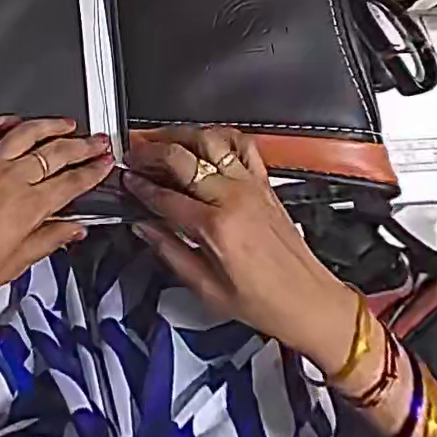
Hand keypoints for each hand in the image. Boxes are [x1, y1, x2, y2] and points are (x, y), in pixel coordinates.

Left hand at [0, 116, 112, 374]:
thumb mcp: (13, 265)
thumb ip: (48, 240)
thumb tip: (71, 230)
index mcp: (26, 207)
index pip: (72, 181)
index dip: (93, 170)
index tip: (104, 164)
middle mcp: (7, 179)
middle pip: (56, 152)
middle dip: (83, 144)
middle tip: (97, 141)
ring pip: (26, 132)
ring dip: (51, 125)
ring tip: (66, 123)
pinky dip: (1, 120)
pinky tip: (12, 120)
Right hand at [124, 126, 359, 376]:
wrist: (309, 301)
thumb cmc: (266, 302)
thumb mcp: (207, 289)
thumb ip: (170, 252)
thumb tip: (145, 228)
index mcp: (216, 228)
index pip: (164, 196)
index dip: (139, 186)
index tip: (127, 181)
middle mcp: (234, 198)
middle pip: (180, 157)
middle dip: (150, 152)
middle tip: (134, 155)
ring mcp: (250, 184)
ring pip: (208, 140)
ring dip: (179, 135)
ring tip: (161, 139)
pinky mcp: (263, 181)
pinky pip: (242, 144)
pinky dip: (220, 135)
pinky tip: (204, 139)